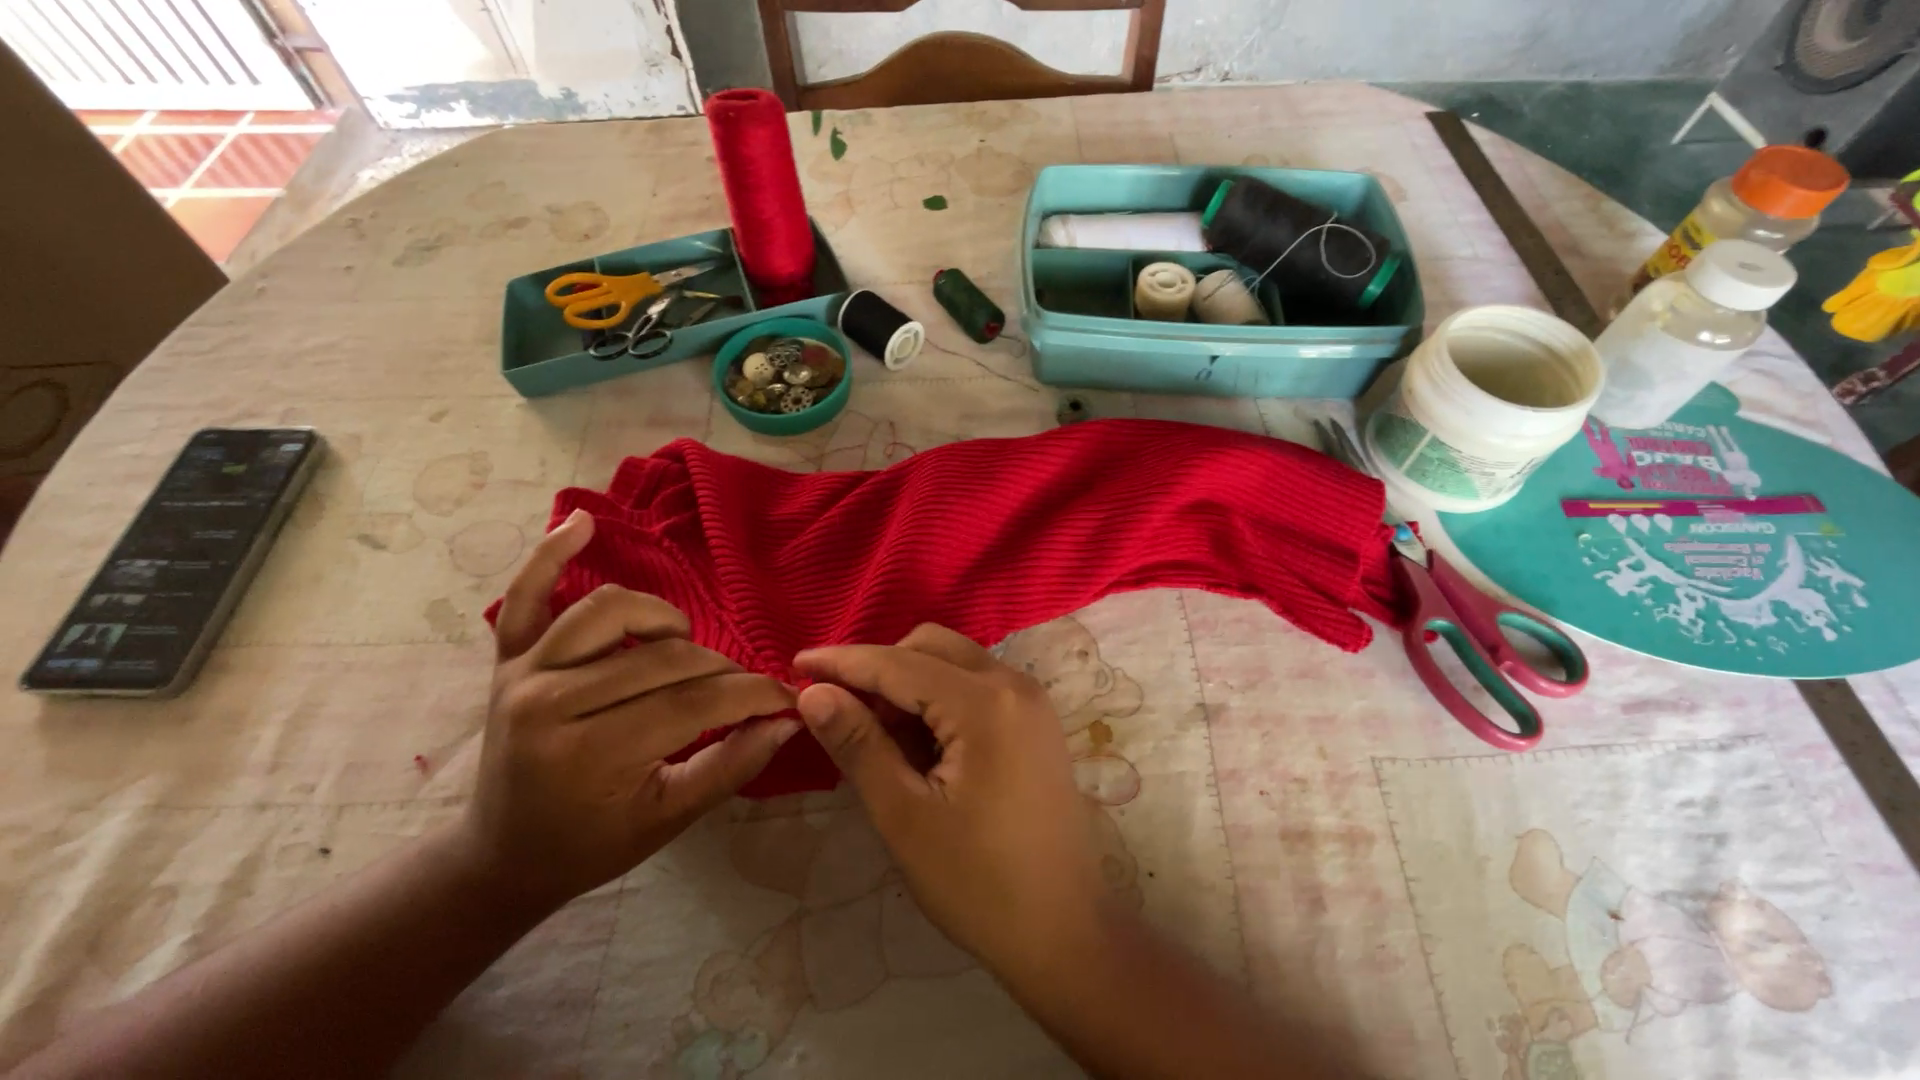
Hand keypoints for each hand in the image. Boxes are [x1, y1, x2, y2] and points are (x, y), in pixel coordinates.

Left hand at [467, 510, 799, 906]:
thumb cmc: (591, 845)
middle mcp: (552, 702)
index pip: (694, 702)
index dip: (753, 695)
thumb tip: (788, 721)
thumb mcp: (668, 818)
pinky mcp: (507, 659)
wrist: (503, 855)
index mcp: (591, 752)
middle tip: (744, 690)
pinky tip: (582, 523)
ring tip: (682, 643)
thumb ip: (731, 766)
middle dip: (722, 670)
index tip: (789, 697)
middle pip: (662, 657)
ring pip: (607, 610)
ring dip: (661, 619)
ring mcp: (524, 673)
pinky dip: (550, 556)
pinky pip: (524, 595)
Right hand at [791, 624, 1106, 975]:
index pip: (898, 663)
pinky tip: (918, 748)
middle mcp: (1015, 686)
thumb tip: (813, 693)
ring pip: (955, 663)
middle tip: (839, 713)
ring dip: (909, 684)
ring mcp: (1032, 704)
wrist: (1065, 932)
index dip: (842, 662)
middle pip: (931, 646)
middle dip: (879, 668)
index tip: (794, 664)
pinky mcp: (1036, 726)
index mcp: (985, 703)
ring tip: (877, 740)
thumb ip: (858, 745)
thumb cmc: (979, 882)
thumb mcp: (905, 816)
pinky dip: (939, 700)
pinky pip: (977, 688)